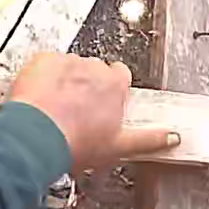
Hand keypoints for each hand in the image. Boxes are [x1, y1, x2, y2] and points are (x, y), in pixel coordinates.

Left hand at [9, 52, 178, 168]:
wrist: (35, 138)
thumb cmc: (75, 142)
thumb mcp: (119, 147)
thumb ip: (150, 139)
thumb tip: (172, 137)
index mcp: (115, 85)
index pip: (121, 76)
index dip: (112, 91)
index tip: (105, 104)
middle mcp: (94, 67)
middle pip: (95, 70)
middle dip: (89, 85)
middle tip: (78, 110)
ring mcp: (67, 62)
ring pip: (70, 67)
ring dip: (66, 81)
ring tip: (56, 106)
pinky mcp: (43, 60)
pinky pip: (46, 64)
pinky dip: (44, 76)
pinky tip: (41, 97)